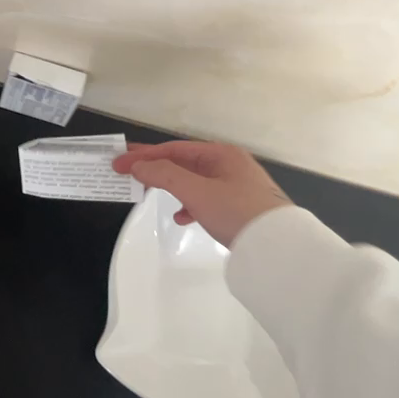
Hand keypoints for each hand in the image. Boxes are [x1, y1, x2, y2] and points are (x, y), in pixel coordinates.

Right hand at [112, 141, 291, 246]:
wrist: (279, 248)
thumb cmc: (237, 212)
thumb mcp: (196, 192)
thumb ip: (163, 175)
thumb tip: (137, 166)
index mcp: (221, 154)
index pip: (173, 149)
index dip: (143, 155)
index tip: (118, 162)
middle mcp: (229, 164)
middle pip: (182, 162)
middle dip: (154, 168)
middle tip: (127, 173)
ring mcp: (236, 186)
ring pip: (193, 180)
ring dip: (170, 185)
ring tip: (148, 192)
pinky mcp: (239, 206)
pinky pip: (206, 198)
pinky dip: (189, 204)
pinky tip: (182, 217)